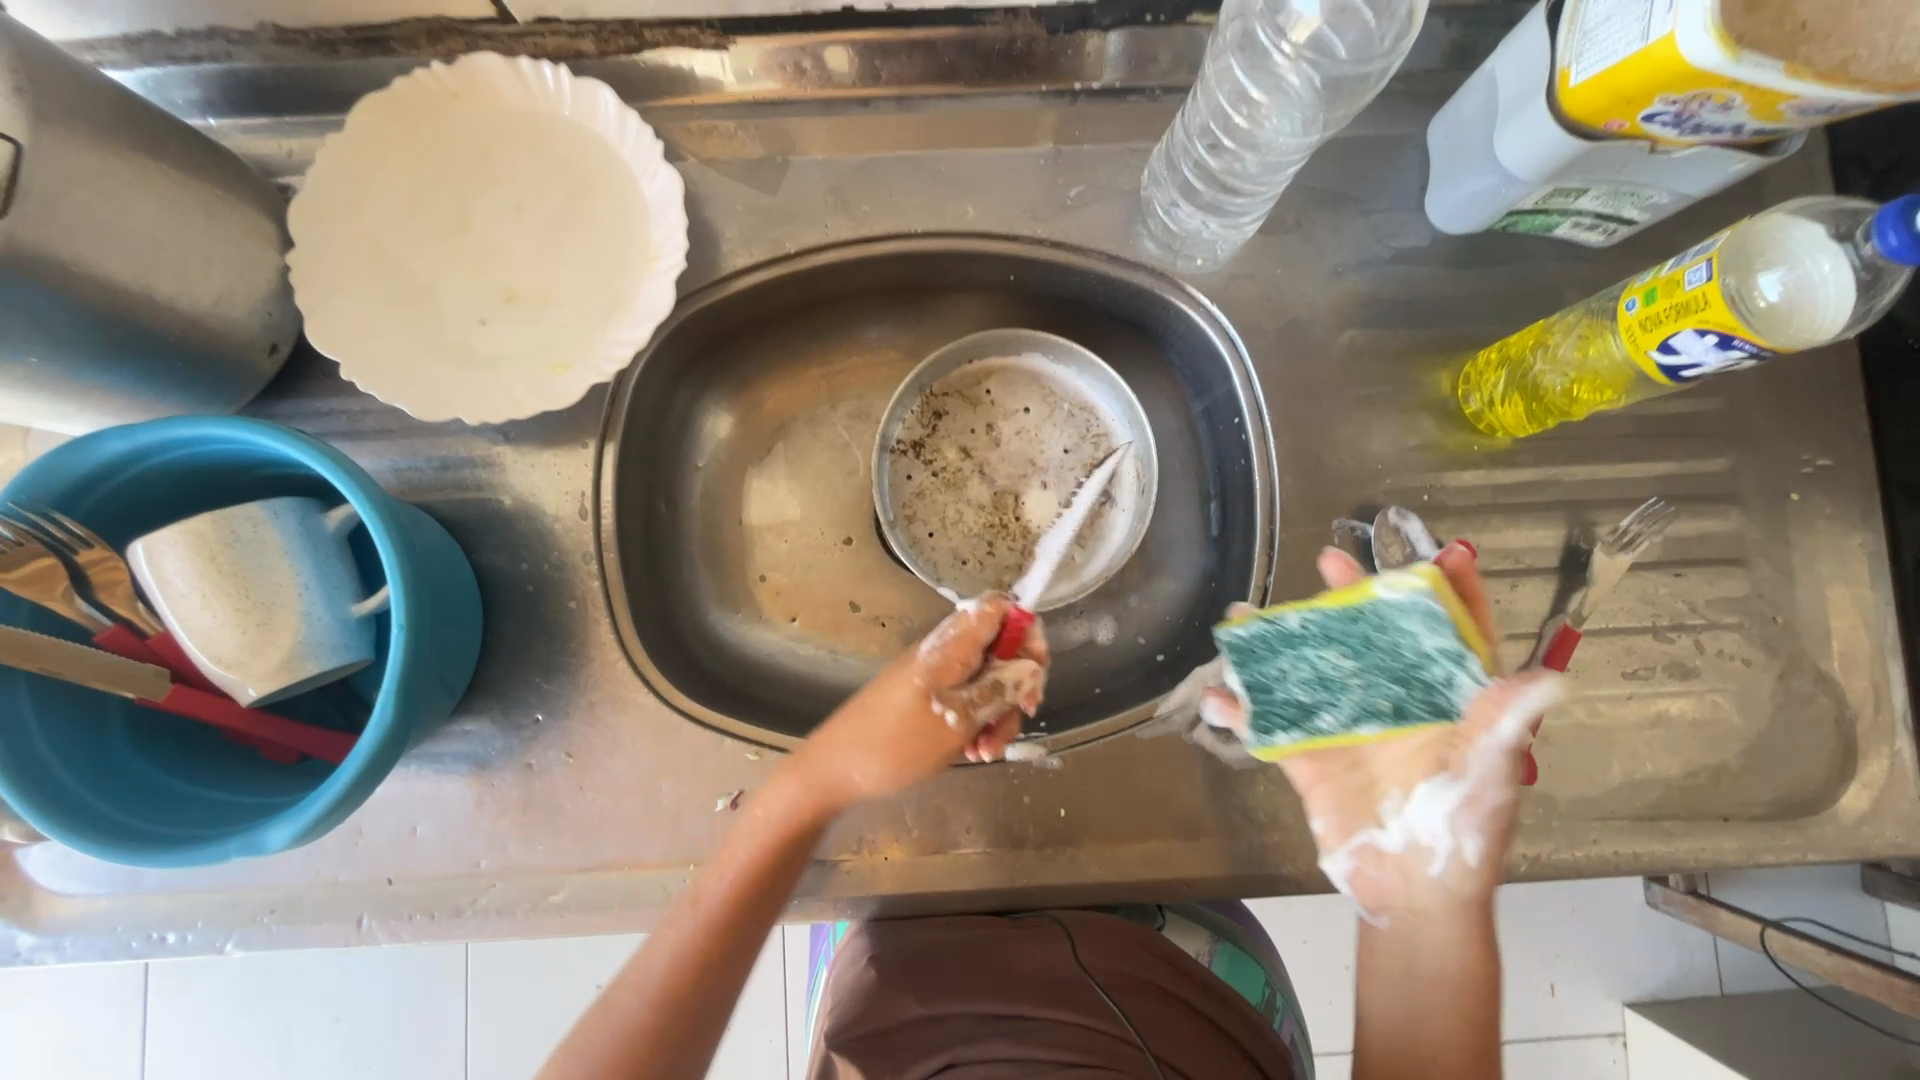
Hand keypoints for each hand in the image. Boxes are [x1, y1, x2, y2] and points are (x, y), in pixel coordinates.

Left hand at [789, 592, 1049, 813]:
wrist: (833, 770)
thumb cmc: (894, 743)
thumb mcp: (956, 720)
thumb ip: (997, 691)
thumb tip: (1030, 666)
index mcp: (951, 645)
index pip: (1000, 607)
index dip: (1026, 631)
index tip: (1033, 673)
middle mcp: (946, 652)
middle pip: (1001, 649)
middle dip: (1016, 687)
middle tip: (1018, 719)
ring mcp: (936, 677)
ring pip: (987, 682)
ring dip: (998, 715)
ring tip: (987, 752)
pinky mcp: (927, 700)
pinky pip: (966, 702)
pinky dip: (977, 724)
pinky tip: (973, 753)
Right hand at [1204, 544, 1561, 920]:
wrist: (1410, 897)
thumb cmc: (1461, 838)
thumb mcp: (1488, 781)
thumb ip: (1503, 729)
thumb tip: (1549, 677)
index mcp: (1445, 704)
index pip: (1454, 638)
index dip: (1451, 595)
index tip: (1444, 554)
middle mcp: (1393, 703)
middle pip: (1372, 638)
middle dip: (1350, 597)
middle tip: (1329, 561)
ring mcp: (1345, 727)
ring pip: (1308, 670)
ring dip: (1274, 644)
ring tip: (1242, 617)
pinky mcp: (1308, 757)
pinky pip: (1269, 725)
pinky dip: (1240, 712)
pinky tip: (1216, 699)